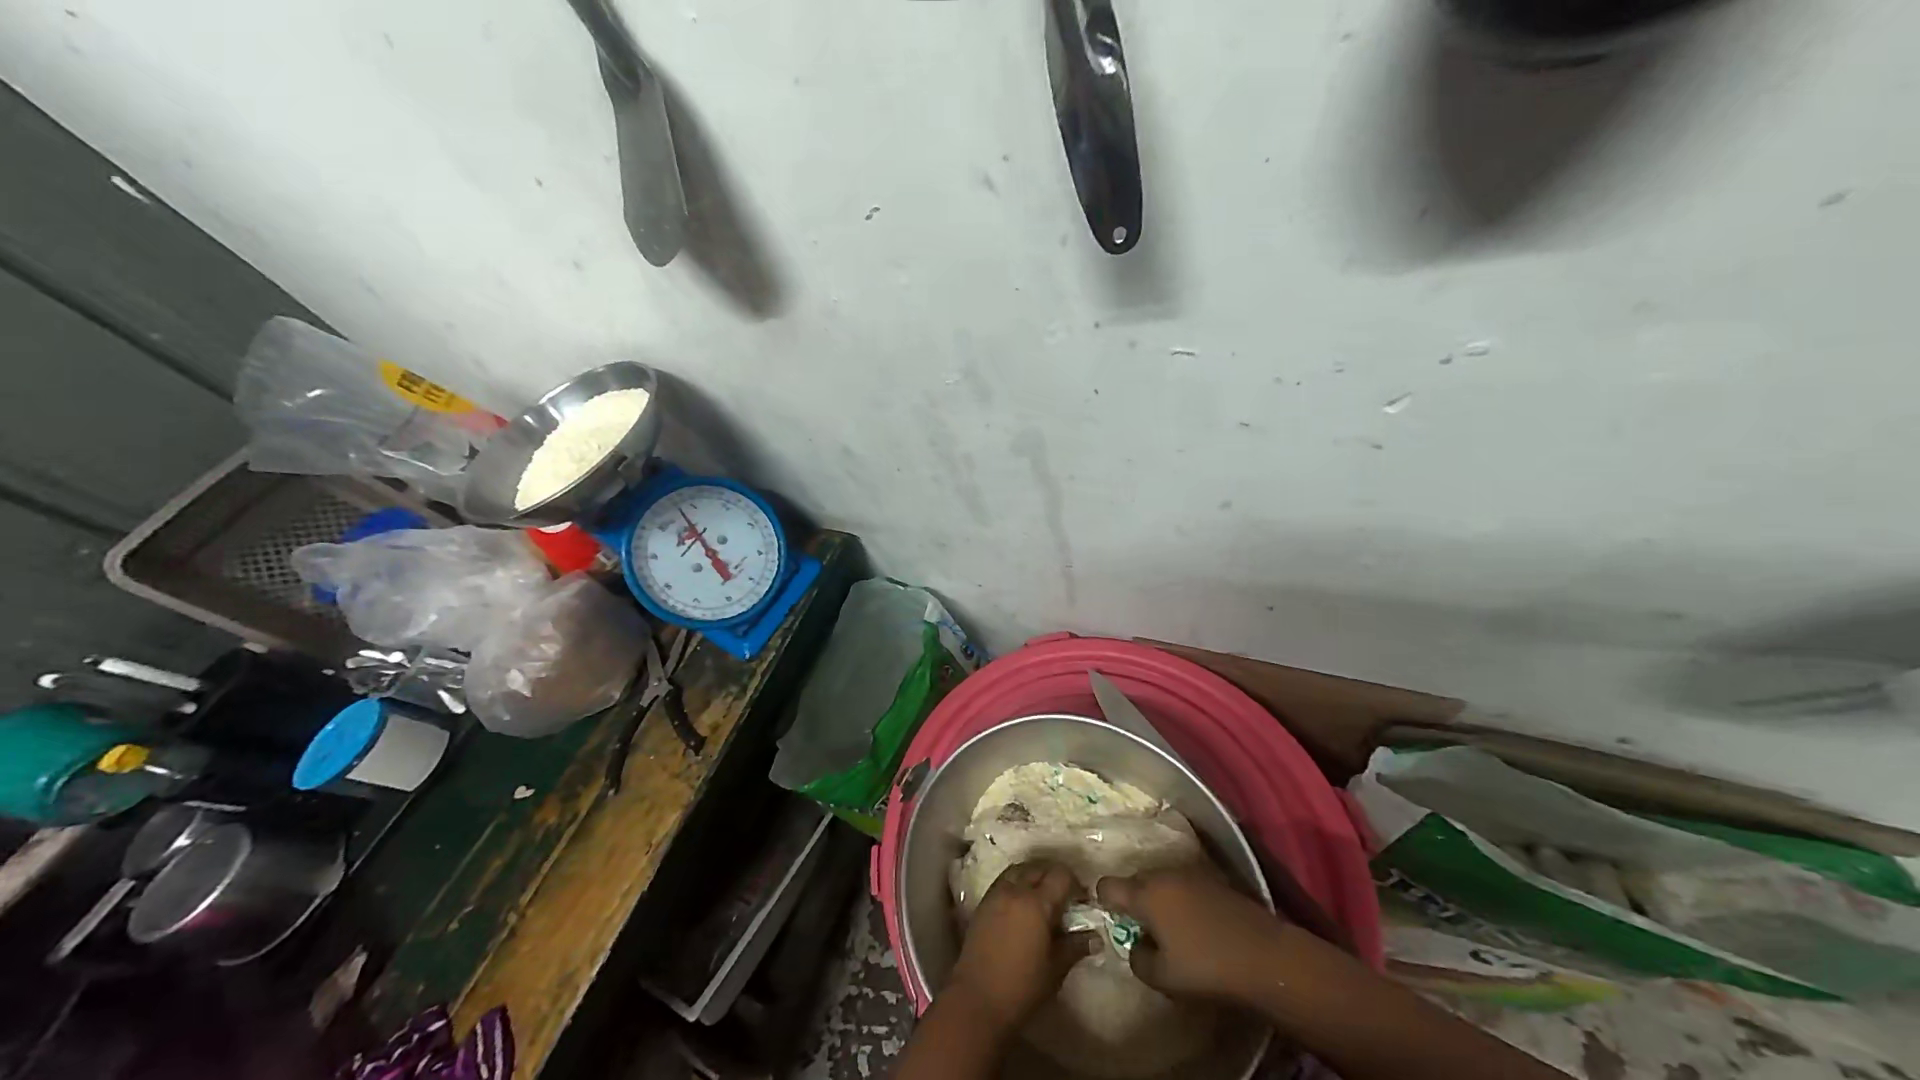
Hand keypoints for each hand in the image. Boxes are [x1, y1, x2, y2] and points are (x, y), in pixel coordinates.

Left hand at [946, 860, 1095, 1035]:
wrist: (977, 999)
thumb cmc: (1022, 986)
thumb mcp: (1055, 968)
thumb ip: (1075, 946)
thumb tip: (1095, 937)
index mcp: (1036, 903)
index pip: (1060, 875)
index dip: (1075, 884)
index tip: (1082, 901)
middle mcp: (1014, 890)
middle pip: (1038, 868)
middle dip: (1054, 877)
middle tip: (1064, 899)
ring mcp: (995, 895)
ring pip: (1018, 871)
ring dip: (1033, 877)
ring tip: (1043, 900)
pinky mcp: (982, 905)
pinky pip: (1003, 882)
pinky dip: (1016, 885)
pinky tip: (1022, 908)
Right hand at [1096, 864, 1288, 1006]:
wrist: (1266, 958)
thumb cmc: (1206, 968)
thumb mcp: (1161, 977)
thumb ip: (1138, 958)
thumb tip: (1138, 945)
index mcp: (1145, 893)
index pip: (1108, 885)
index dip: (1102, 900)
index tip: (1109, 917)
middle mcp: (1164, 875)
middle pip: (1136, 881)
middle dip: (1134, 900)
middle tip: (1141, 928)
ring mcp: (1192, 874)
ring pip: (1162, 882)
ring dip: (1160, 899)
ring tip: (1169, 927)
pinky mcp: (1216, 880)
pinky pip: (1185, 886)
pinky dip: (1183, 900)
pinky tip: (1195, 924)